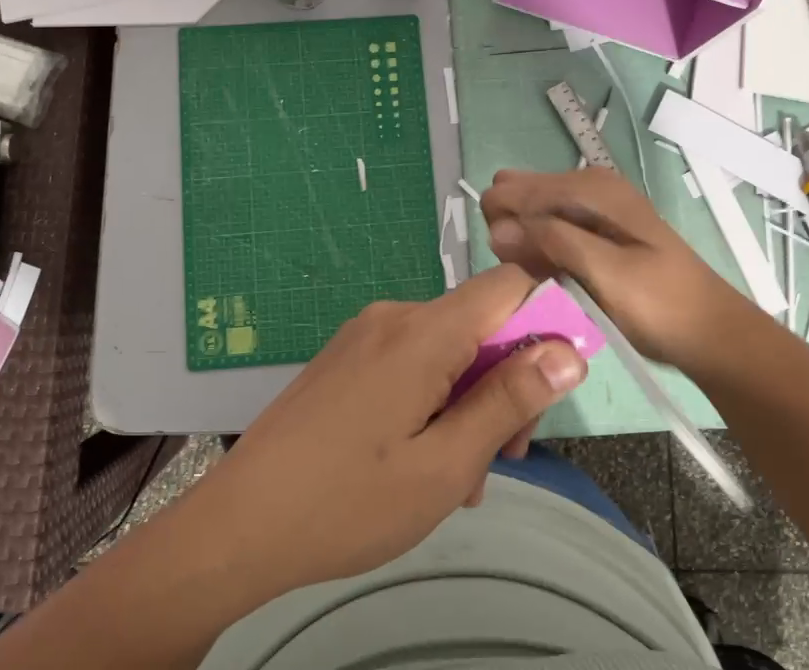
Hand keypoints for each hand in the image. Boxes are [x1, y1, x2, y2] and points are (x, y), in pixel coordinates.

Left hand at [181, 265, 587, 595]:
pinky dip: (432, 402)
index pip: (508, 285)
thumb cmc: (348, 502)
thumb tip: (569, 349)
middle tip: (500, 458)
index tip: (552, 390)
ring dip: (469, 403)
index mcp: (422, 332)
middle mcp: (392, 317)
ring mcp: (362, 336)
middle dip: (506, 382)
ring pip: (446, 350)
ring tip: (456, 479)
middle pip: (479, 323)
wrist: (240, 524)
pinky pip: (410, 363)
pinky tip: (419, 461)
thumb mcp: (445, 464)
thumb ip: (509, 400)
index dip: (547, 323)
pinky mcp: (344, 360)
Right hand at [481, 167, 746, 364]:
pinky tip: (551, 281)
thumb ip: (553, 243)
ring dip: (525, 248)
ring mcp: (591, 212)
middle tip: (530, 273)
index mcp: (593, 188)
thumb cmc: (662, 304)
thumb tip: (497, 227)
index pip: (515, 187)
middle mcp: (589, 189)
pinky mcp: (593, 236)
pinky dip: (540, 256)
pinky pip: (547, 236)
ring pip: (530, 219)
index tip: (511, 261)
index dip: (504, 222)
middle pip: (520, 198)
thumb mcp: (607, 273)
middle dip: (512, 232)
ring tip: (543, 281)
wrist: (710, 334)